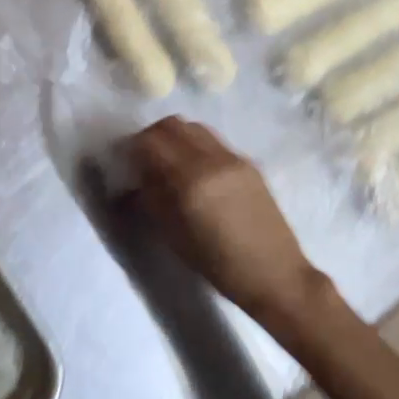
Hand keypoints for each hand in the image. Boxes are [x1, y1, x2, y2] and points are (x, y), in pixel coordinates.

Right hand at [124, 117, 329, 321]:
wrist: (276, 274)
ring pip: (194, 127)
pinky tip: (195, 172)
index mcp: (190, 181)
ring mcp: (234, 157)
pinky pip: (213, 141)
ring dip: (175, 137)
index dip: (131, 147)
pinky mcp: (249, 163)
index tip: (123, 161)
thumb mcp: (174, 237)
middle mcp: (212, 160)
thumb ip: (152, 200)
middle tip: (142, 158)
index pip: (150, 142)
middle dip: (151, 136)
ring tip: (169, 163)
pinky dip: (195, 146)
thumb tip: (134, 178)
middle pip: (172, 124)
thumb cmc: (219, 266)